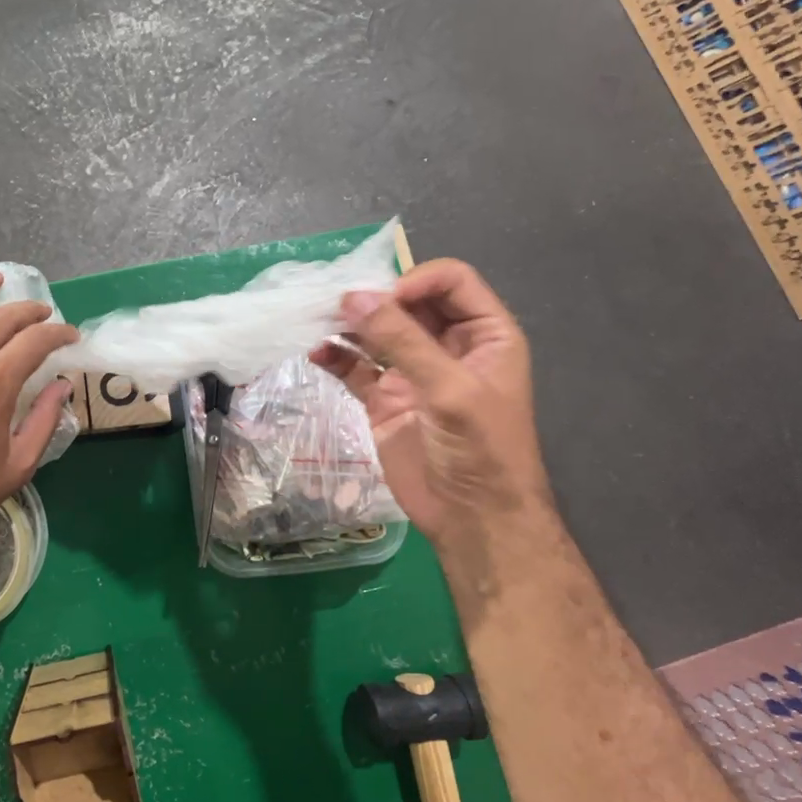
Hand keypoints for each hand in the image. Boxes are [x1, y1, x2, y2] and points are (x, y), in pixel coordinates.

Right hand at [308, 259, 550, 548]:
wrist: (473, 520)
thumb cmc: (481, 450)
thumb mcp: (450, 390)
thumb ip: (403, 341)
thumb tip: (354, 297)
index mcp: (485, 335)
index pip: (451, 281)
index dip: (416, 282)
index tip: (383, 302)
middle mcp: (448, 346)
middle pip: (407, 302)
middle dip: (374, 300)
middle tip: (336, 305)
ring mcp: (413, 372)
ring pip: (377, 331)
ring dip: (348, 324)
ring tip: (316, 322)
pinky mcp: (384, 398)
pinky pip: (355, 366)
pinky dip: (335, 356)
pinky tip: (316, 354)